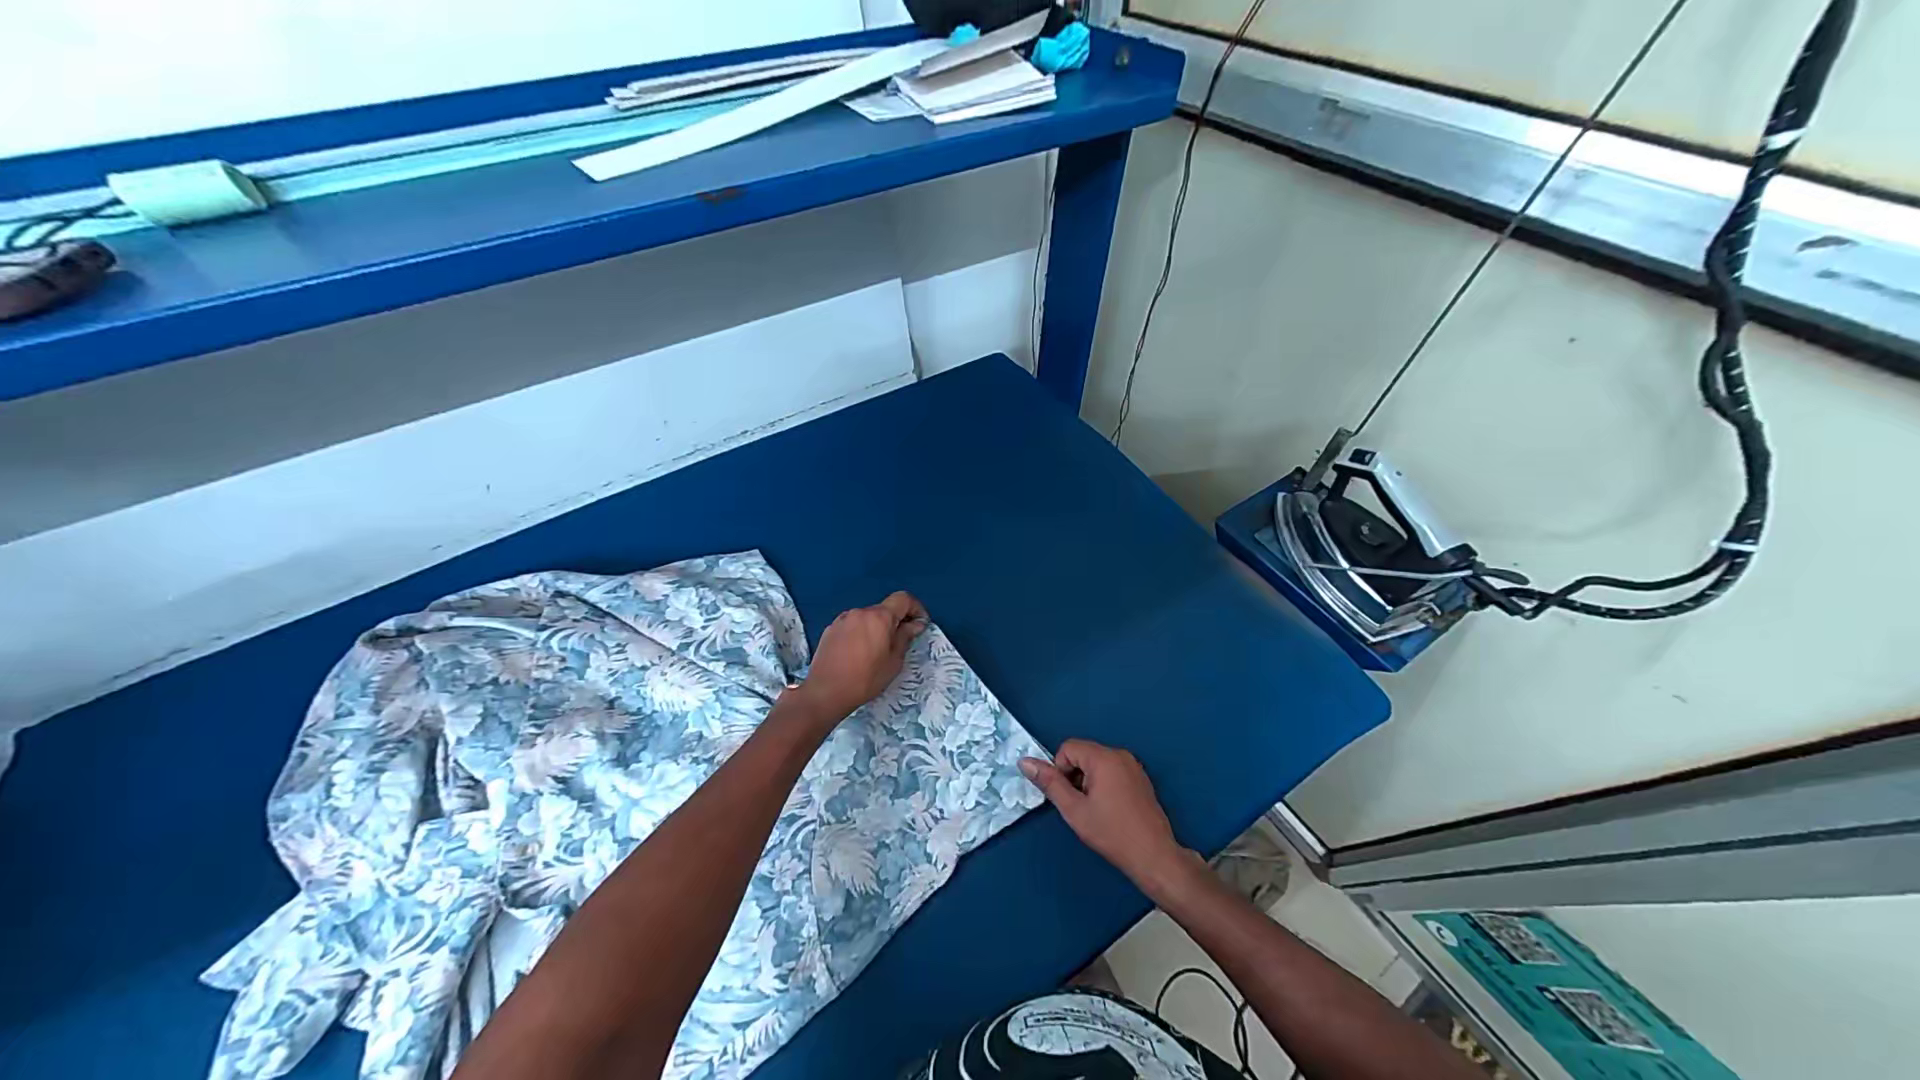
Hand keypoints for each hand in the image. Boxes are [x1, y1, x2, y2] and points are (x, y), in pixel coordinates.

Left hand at [793, 591, 926, 721]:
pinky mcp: (830, 629)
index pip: (903, 599)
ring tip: (876, 651)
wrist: (826, 692)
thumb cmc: (866, 679)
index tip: (920, 625)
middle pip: (884, 609)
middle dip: (896, 621)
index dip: (916, 608)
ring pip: (867, 618)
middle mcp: (860, 612)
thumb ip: (905, 637)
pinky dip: (861, 633)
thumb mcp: (894, 661)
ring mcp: (842, 619)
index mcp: (879, 617)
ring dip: (877, 628)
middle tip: (900, 643)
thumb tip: (916, 624)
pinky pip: (853, 625)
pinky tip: (858, 654)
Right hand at [1021, 739, 1201, 897]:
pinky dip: (1104, 784)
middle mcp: (1120, 754)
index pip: (1068, 748)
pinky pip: (1112, 771)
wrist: (1153, 856)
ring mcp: (1133, 765)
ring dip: (1088, 781)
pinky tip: (1110, 810)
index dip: (1060, 770)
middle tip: (1082, 805)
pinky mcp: (1140, 778)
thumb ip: (1049, 783)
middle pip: (1083, 754)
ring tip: (1097, 810)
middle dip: (1075, 776)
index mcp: (1104, 757)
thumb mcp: (1074, 809)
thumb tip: (1025, 762)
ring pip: (1096, 763)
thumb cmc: (1112, 833)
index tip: (1069, 797)